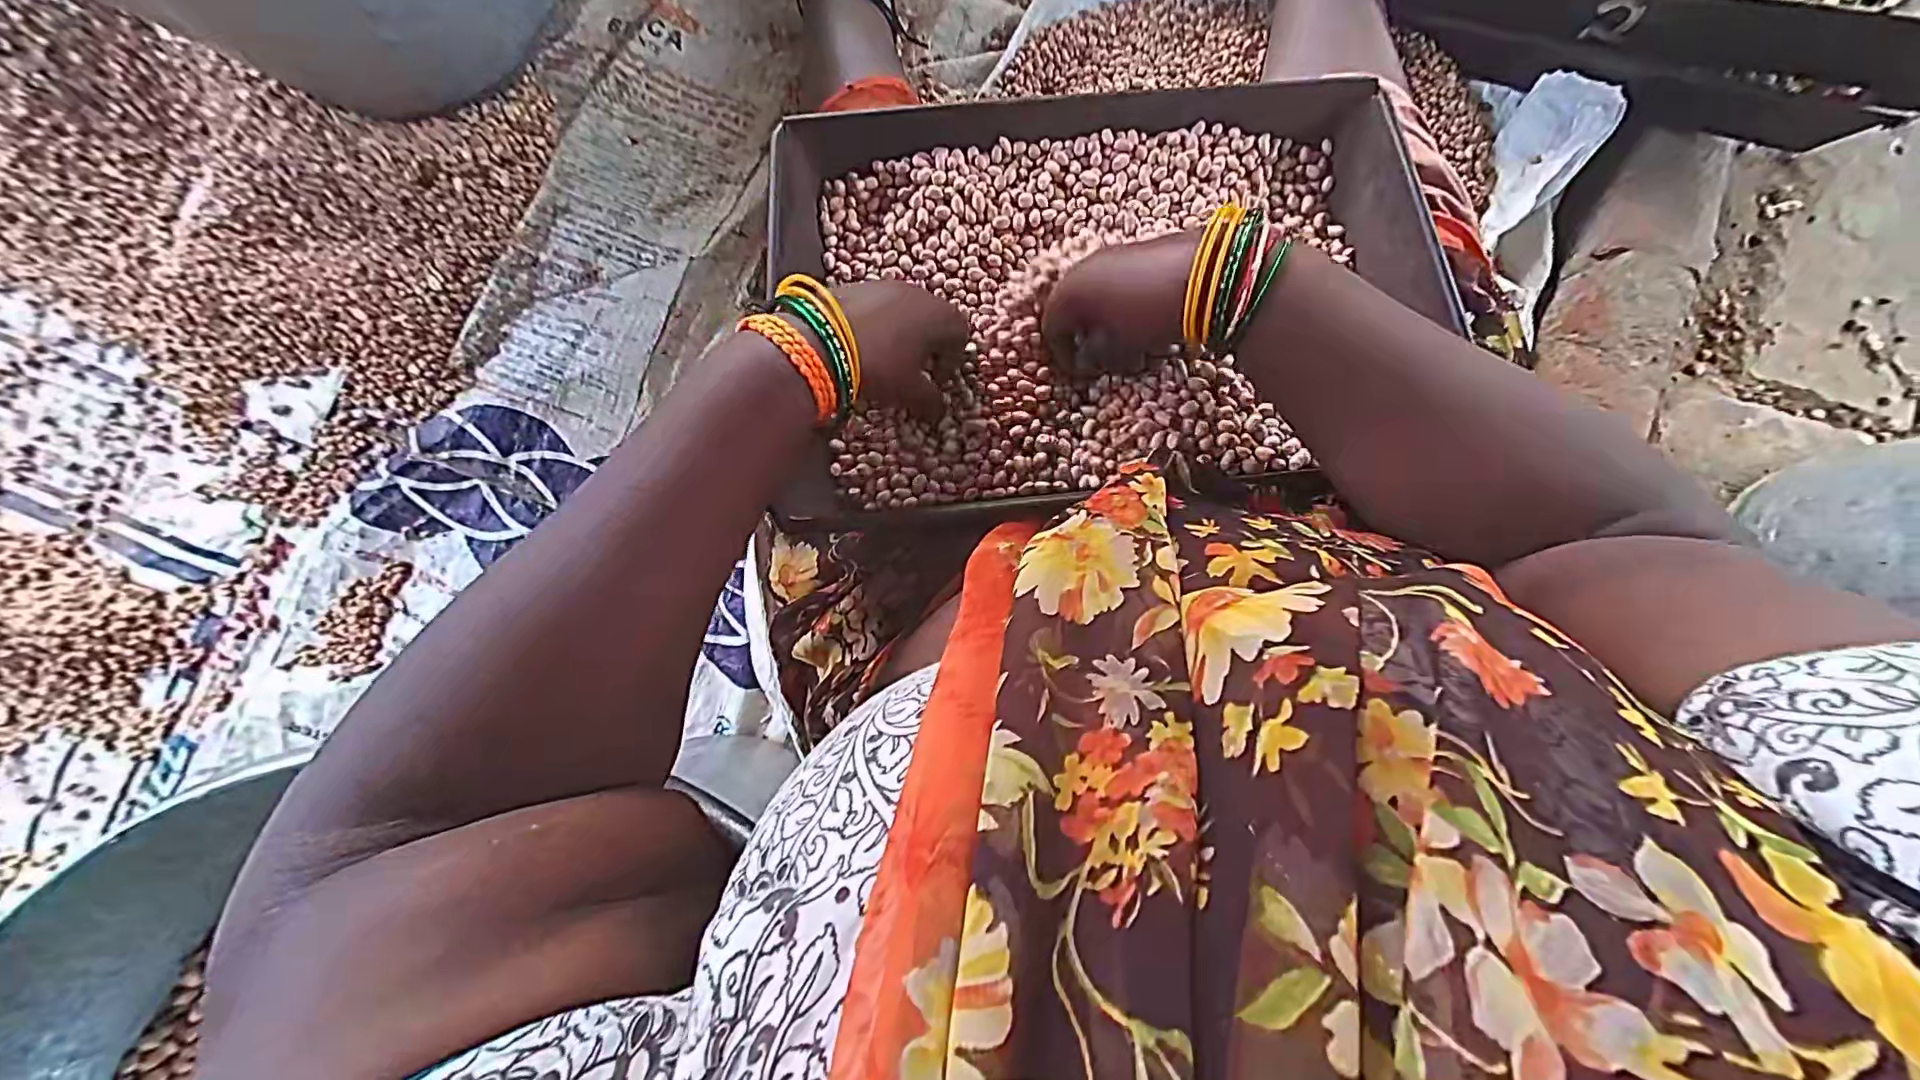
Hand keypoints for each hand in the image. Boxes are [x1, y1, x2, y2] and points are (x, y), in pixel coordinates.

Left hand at [829, 280, 968, 419]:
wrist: (818, 339)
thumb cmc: (879, 365)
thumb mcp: (909, 391)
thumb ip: (930, 400)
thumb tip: (939, 409)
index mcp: (939, 315)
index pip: (960, 334)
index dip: (953, 360)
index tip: (937, 380)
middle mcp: (917, 293)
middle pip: (933, 319)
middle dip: (929, 346)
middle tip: (915, 371)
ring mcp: (885, 285)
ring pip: (906, 311)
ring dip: (903, 335)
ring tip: (887, 360)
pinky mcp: (857, 285)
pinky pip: (879, 308)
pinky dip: (879, 326)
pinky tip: (863, 347)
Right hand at [1041, 230, 1200, 377]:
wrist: (1209, 274)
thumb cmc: (1149, 317)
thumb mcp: (1117, 346)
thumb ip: (1095, 355)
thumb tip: (1089, 360)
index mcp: (1070, 289)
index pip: (1052, 328)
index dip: (1064, 356)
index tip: (1084, 375)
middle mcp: (1087, 266)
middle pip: (1078, 312)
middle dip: (1094, 342)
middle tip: (1114, 363)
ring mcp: (1117, 255)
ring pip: (1104, 300)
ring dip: (1116, 329)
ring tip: (1142, 351)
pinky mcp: (1146, 251)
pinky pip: (1127, 288)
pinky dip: (1133, 311)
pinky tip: (1157, 329)